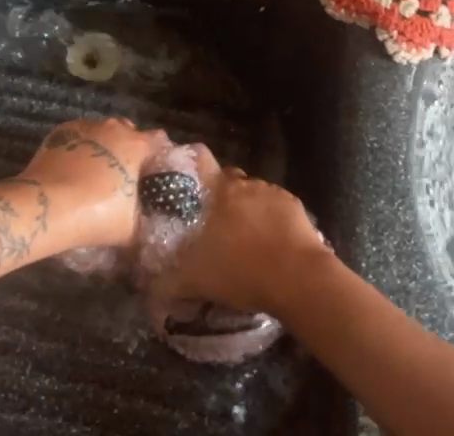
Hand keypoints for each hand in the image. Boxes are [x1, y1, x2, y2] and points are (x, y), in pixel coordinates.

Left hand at [18, 118, 165, 250]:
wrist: (48, 207)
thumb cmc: (97, 215)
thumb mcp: (131, 227)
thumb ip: (144, 219)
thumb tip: (148, 221)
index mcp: (135, 145)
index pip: (158, 140)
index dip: (158, 153)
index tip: (154, 169)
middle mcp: (112, 129)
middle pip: (128, 130)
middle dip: (129, 147)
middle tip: (124, 173)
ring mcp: (84, 127)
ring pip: (101, 131)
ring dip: (103, 146)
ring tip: (95, 172)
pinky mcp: (60, 133)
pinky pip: (78, 136)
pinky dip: (79, 148)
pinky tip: (73, 169)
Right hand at [155, 153, 330, 315]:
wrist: (297, 279)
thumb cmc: (242, 271)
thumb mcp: (198, 280)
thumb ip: (173, 279)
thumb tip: (155, 286)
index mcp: (221, 192)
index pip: (206, 168)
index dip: (201, 180)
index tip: (198, 199)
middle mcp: (248, 185)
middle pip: (233, 183)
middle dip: (228, 199)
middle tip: (222, 225)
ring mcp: (275, 194)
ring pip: (257, 195)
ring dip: (253, 209)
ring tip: (250, 238)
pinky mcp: (298, 208)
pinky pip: (280, 209)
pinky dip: (275, 220)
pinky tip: (274, 243)